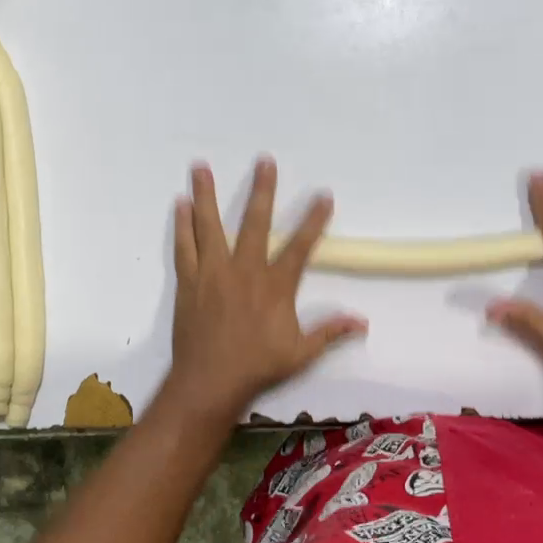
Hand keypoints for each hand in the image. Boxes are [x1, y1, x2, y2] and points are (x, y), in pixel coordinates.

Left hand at [167, 158, 366, 419]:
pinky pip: (185, 247)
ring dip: (206, 195)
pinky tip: (180, 205)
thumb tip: (362, 322)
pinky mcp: (189, 282)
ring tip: (200, 166)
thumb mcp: (301, 353)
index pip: (300, 246)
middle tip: (264, 160)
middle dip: (262, 190)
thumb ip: (330, 332)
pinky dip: (182, 225)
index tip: (324, 195)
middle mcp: (245, 270)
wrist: (209, 382)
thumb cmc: (258, 367)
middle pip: (255, 222)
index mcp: (275, 285)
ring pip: (210, 226)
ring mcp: (213, 273)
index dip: (314, 220)